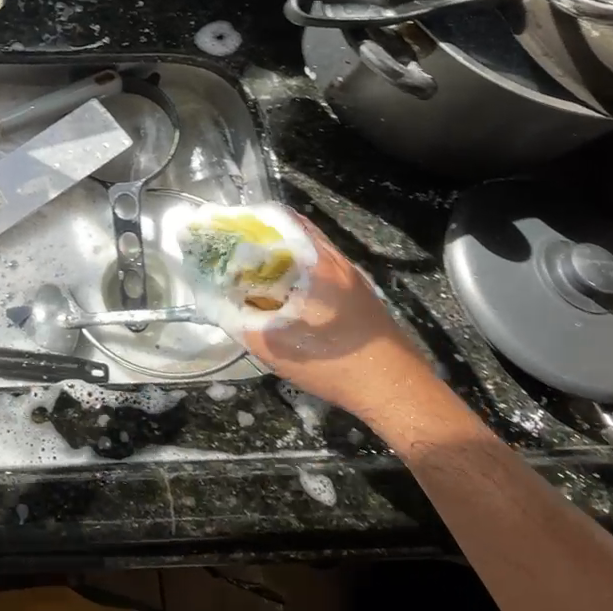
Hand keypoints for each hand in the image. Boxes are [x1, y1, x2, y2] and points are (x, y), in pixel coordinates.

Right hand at [238, 215, 436, 426]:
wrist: (398, 393)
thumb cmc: (335, 365)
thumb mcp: (274, 346)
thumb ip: (238, 320)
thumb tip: (214, 300)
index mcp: (316, 263)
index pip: (278, 221)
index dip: (246, 222)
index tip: (222, 231)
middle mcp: (337, 261)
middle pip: (293, 232)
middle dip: (259, 238)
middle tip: (231, 251)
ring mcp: (353, 278)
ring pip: (308, 252)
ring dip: (280, 256)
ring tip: (250, 272)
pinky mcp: (360, 296)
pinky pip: (320, 269)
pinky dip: (297, 272)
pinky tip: (284, 295)